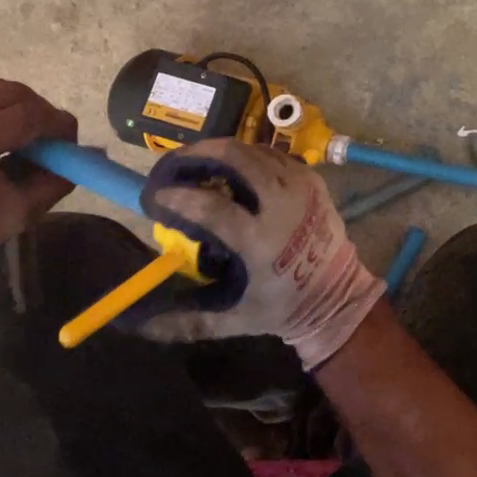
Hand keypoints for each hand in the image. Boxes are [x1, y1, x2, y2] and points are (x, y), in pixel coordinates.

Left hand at [0, 73, 77, 277]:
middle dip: (40, 111)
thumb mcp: (15, 216)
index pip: (29, 113)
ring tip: (21, 128)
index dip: (59, 125)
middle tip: (50, 140)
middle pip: (10, 92)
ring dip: (13, 100)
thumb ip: (55, 182)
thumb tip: (81, 158)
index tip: (70, 145)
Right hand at [141, 139, 383, 368]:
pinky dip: (251, 155)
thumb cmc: (283, 307)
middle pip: (238, 159)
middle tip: (175, 161)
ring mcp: (302, 188)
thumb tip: (139, 325)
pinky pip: (277, 156)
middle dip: (201, 153)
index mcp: (261, 241)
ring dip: (225, 150)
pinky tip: (233, 165)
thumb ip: (187, 322)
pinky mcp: (314, 181)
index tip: (157, 195)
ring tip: (199, 159)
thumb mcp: (235, 320)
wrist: (337, 294)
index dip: (180, 197)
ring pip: (257, 151)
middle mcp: (283, 206)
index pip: (213, 208)